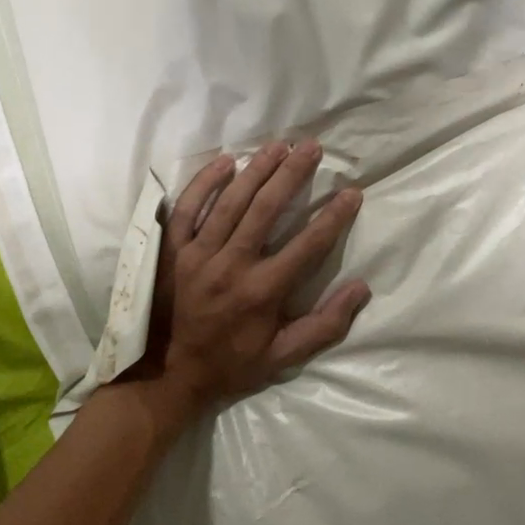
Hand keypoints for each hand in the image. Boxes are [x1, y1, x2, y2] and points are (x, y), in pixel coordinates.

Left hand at [139, 140, 370, 413]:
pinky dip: (205, 183)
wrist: (163, 379)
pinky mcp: (170, 252)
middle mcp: (232, 266)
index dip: (334, 217)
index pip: (308, 245)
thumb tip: (361, 288)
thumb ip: (325, 325)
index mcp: (262, 292)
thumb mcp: (283, 357)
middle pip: (267, 209)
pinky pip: (186, 209)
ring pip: (231, 202)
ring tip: (279, 145)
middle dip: (293, 174)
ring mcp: (197, 255)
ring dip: (257, 170)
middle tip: (313, 147)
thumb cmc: (230, 366)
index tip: (353, 192)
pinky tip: (225, 162)